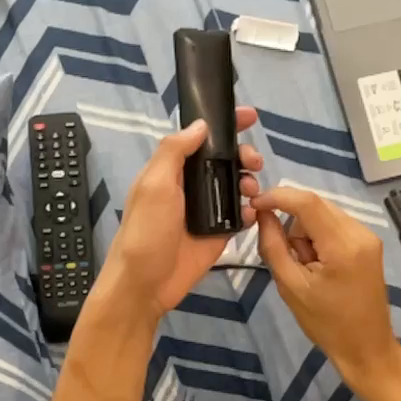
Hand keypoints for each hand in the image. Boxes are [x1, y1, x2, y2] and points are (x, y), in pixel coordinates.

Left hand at [98, 107, 263, 317]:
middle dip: (244, 155)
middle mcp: (191, 186)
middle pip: (225, 160)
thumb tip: (200, 125)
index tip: (249, 116)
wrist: (146, 284)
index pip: (201, 138)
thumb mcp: (154, 185)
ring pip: (236, 185)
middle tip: (254, 162)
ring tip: (253, 190)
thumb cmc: (146, 232)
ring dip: (250, 181)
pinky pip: (241, 216)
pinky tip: (252, 213)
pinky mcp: (219, 234)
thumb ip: (174, 151)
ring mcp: (207, 210)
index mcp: (172, 170)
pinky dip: (251, 211)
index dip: (225, 124)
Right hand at [252, 186, 400, 385]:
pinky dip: (319, 238)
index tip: (255, 203)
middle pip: (315, 205)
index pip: (307, 202)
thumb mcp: (291, 287)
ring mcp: (368, 236)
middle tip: (290, 258)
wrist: (365, 347)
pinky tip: (319, 265)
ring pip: (324, 214)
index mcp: (342, 245)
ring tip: (307, 268)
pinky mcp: (369, 243)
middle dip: (293, 223)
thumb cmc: (326, 323)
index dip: (278, 196)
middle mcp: (360, 232)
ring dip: (306, 233)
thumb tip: (263, 214)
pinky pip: (335, 226)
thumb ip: (274, 246)